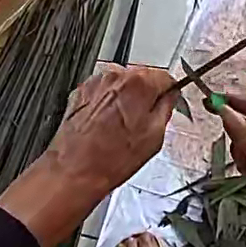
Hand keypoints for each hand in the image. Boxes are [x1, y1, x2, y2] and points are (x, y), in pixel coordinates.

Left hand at [0, 64, 177, 246]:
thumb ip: (166, 108)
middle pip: (142, 77)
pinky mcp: (81, 92)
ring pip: (122, 84)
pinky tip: (108, 125)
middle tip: (146, 120)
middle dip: (147, 95)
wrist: (75, 169)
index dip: (170, 91)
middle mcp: (116, 77)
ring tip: (124, 127)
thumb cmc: (110, 158)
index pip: (165, 77)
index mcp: (138, 84)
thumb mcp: (155, 136)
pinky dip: (108, 103)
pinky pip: (103, 91)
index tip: (169, 101)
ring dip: (126, 98)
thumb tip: (170, 97)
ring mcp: (96, 83)